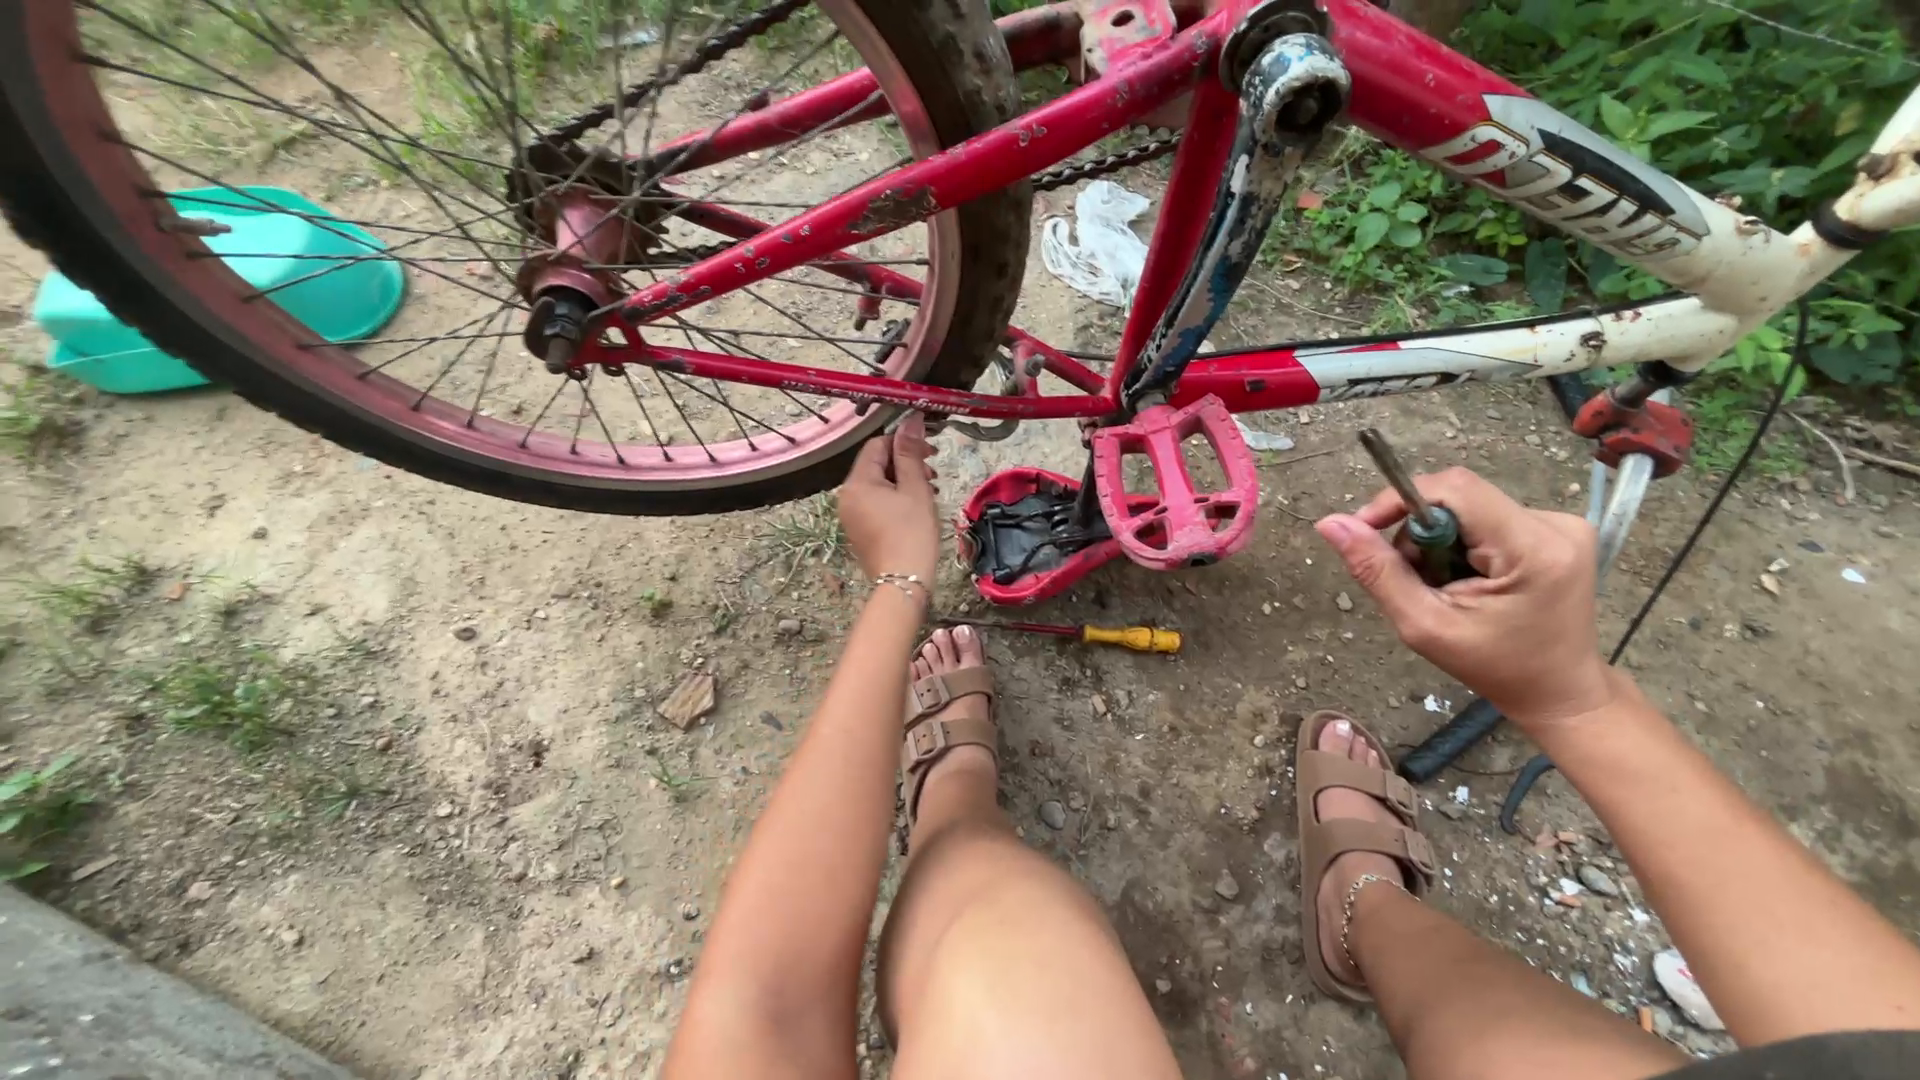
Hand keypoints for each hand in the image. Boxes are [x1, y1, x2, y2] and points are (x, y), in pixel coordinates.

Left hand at [838, 412, 940, 587]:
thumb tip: (910, 419)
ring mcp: (851, 515)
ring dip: (904, 481)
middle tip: (933, 472)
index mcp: (856, 483)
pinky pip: (876, 503)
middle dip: (906, 463)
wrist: (904, 582)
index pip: (877, 445)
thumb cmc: (912, 534)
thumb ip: (910, 453)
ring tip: (929, 490)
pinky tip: (917, 507)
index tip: (930, 451)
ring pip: (878, 484)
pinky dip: (896, 499)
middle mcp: (847, 497)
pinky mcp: (860, 530)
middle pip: (876, 464)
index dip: (904, 442)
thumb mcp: (915, 488)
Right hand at [1314, 467, 1616, 727]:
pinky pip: (1485, 518)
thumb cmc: (1494, 667)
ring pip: (1468, 509)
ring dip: (1436, 541)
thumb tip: (1329, 523)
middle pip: (1458, 499)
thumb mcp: (1423, 625)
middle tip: (1411, 578)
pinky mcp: (1557, 530)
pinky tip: (1466, 579)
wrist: (1559, 691)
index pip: (1454, 489)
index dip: (1400, 499)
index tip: (1366, 529)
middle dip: (1418, 532)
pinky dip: (1460, 544)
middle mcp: (1555, 524)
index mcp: (1532, 548)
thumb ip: (1377, 570)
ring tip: (1441, 585)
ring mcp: (1562, 524)